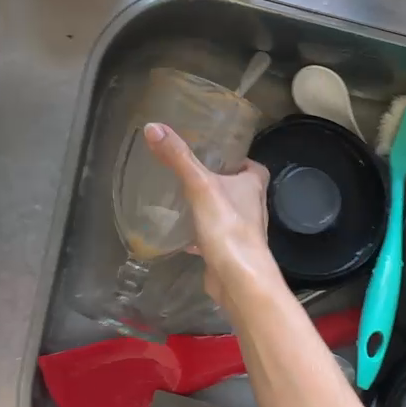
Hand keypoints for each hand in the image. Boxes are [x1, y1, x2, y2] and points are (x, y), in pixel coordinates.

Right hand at [142, 122, 280, 304]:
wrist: (238, 279)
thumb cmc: (227, 227)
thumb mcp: (199, 185)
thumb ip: (178, 157)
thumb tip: (152, 126)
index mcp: (253, 185)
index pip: (250, 164)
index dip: (236, 158)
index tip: (214, 153)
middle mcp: (252, 206)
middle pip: (235, 187)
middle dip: (216, 181)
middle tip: (189, 173)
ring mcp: (241, 231)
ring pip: (223, 212)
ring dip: (207, 207)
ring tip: (181, 199)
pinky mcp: (228, 252)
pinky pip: (212, 236)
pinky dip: (198, 234)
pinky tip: (179, 234)